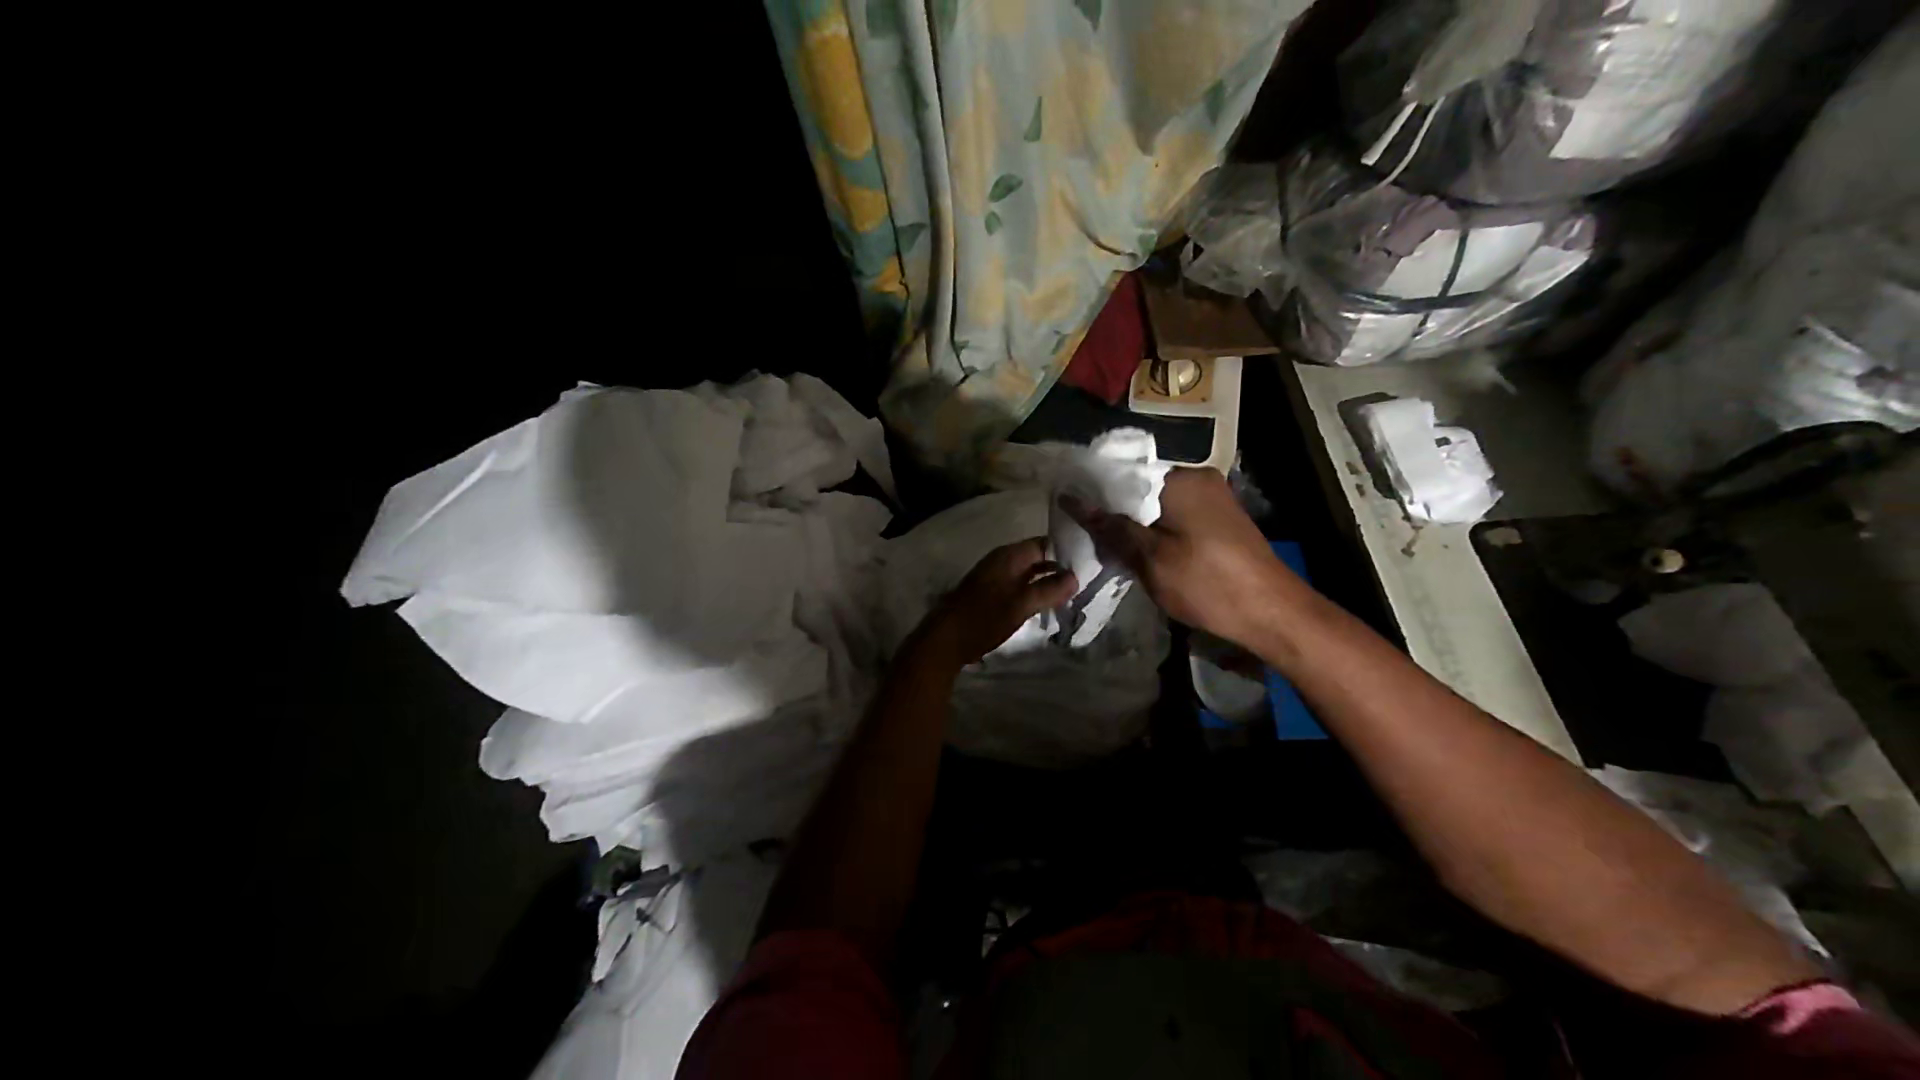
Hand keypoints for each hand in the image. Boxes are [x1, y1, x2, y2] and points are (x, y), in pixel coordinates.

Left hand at [911, 538, 1078, 668]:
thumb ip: (1049, 589)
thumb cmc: (985, 618)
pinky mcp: (989, 594)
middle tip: (1084, 582)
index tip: (1087, 562)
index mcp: (1009, 556)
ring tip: (1071, 595)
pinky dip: (1033, 592)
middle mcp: (1001, 561)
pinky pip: (1018, 586)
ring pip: (1027, 573)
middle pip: (1036, 558)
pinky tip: (1046, 605)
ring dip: (1046, 582)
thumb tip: (1074, 577)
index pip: (1043, 543)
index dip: (1065, 551)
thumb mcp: (1022, 604)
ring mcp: (993, 577)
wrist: (946, 640)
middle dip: (1058, 568)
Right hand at [1062, 467, 1288, 645]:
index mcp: (1182, 479)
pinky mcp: (1221, 520)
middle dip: (1114, 511)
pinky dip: (1156, 531)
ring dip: (1135, 525)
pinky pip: (1176, 516)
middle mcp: (1199, 478)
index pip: (1123, 472)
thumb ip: (1111, 527)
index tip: (1069, 510)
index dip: (1094, 492)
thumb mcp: (1150, 559)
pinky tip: (1142, 553)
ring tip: (1109, 547)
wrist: (1272, 613)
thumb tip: (1072, 500)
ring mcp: (1214, 498)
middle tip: (1087, 536)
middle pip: (1141, 488)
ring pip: (1157, 505)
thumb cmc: (1207, 583)